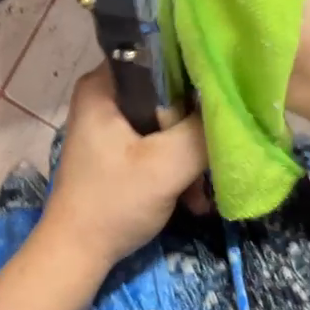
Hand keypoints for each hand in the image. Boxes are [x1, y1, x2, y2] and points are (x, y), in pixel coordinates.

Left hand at [41, 65, 208, 270]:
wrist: (78, 253)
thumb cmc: (113, 201)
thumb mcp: (165, 165)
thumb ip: (200, 131)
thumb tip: (231, 106)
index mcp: (103, 85)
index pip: (159, 56)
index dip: (193, 76)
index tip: (220, 102)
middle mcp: (105, 95)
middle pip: (167, 95)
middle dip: (193, 130)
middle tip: (208, 160)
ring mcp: (111, 124)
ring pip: (167, 124)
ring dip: (189, 157)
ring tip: (199, 192)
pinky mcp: (119, 149)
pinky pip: (158, 145)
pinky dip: (176, 169)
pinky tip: (191, 200)